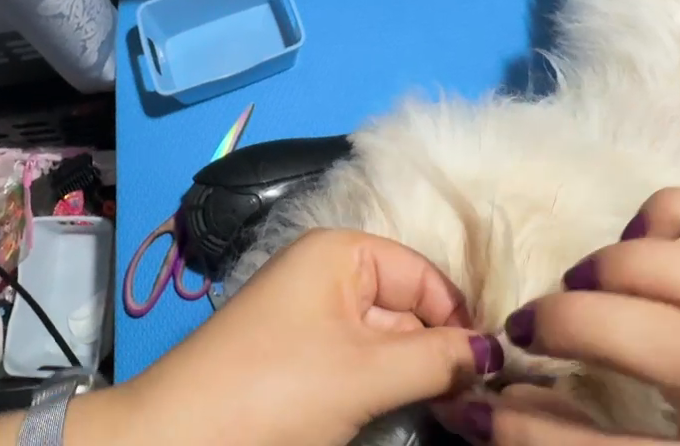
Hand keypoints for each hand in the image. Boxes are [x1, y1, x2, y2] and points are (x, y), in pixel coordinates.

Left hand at [112, 228, 503, 445]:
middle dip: (442, 349)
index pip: (422, 275)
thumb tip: (496, 353)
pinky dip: (388, 386)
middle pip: (407, 307)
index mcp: (341, 252)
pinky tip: (411, 410)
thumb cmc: (279, 387)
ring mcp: (314, 317)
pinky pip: (362, 362)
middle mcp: (329, 274)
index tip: (498, 370)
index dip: (460, 317)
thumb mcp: (365, 373)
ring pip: (387, 339)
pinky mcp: (304, 358)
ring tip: (458, 410)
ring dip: (419, 374)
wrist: (181, 438)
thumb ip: (437, 359)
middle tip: (483, 401)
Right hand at [437, 189, 679, 445]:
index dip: (530, 431)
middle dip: (580, 326)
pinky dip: (670, 213)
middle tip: (524, 329)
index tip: (473, 407)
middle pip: (678, 349)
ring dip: (624, 266)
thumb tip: (485, 405)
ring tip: (578, 281)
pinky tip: (632, 240)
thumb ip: (580, 441)